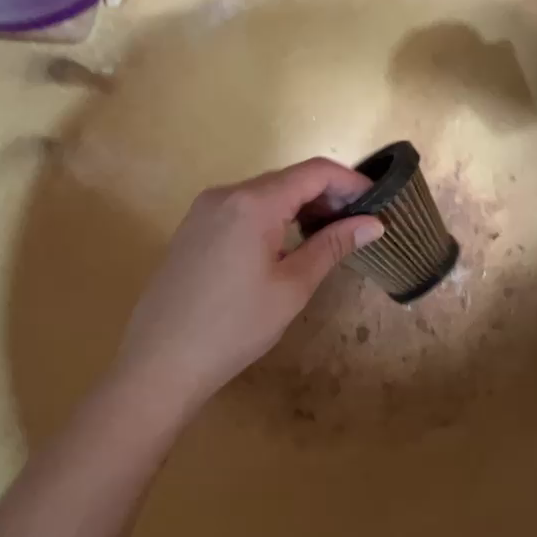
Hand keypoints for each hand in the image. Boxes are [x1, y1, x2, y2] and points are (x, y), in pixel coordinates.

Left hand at [112, 158, 383, 411]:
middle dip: (328, 195)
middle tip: (358, 225)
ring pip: (266, 192)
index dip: (350, 182)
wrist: (158, 364)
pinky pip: (244, 208)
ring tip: (328, 236)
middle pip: (289, 178)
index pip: (314, 172)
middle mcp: (226, 194)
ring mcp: (204, 210)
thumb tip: (374, 224)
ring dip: (302, 206)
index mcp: (252, 203)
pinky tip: (287, 245)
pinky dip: (274, 216)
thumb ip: (333, 246)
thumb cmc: (234, 327)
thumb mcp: (292, 287)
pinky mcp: (194, 229)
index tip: (378, 203)